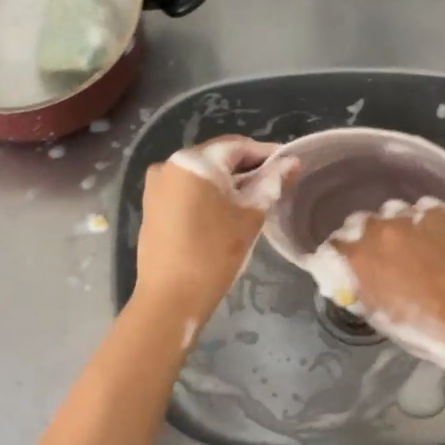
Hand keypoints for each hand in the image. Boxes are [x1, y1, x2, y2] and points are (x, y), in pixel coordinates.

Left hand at [134, 135, 286, 320]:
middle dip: (248, 169)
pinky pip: (188, 192)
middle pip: (218, 159)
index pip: (238, 146)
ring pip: (202, 176)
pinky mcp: (152, 207)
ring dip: (229, 184)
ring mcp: (156, 186)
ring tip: (255, 200)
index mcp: (193, 161)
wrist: (171, 298)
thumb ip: (271, 183)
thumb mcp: (250, 217)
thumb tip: (292, 162)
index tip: (290, 165)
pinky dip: (210, 196)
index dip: (267, 154)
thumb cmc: (215, 254)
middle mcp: (168, 164)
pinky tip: (227, 213)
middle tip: (276, 184)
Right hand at [330, 197, 444, 342]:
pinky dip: (424, 221)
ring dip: (394, 225)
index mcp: (355, 256)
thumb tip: (352, 278)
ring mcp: (409, 218)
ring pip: (392, 211)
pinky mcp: (438, 216)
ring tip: (409, 244)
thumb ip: (356, 287)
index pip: (332, 245)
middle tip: (380, 255)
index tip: (346, 263)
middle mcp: (377, 229)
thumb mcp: (372, 312)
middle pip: (359, 222)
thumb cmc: (414, 327)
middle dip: (365, 236)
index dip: (338, 255)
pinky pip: (424, 210)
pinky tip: (432, 237)